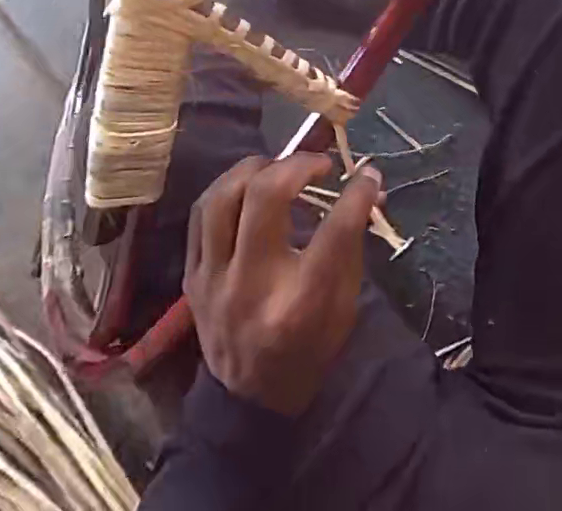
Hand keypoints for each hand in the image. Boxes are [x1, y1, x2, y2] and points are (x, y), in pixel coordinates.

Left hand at [183, 153, 383, 416]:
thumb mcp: (346, 303)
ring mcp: (213, 280)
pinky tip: (251, 185)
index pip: (333, 230)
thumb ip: (353, 242)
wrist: (250, 398)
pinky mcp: (192, 277)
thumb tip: (368, 187)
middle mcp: (252, 284)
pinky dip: (228, 189)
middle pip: (265, 198)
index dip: (357, 193)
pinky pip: (201, 215)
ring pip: (222, 197)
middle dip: (298, 165)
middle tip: (320, 163)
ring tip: (281, 166)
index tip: (369, 173)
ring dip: (257, 168)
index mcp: (301, 300)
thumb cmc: (311, 346)